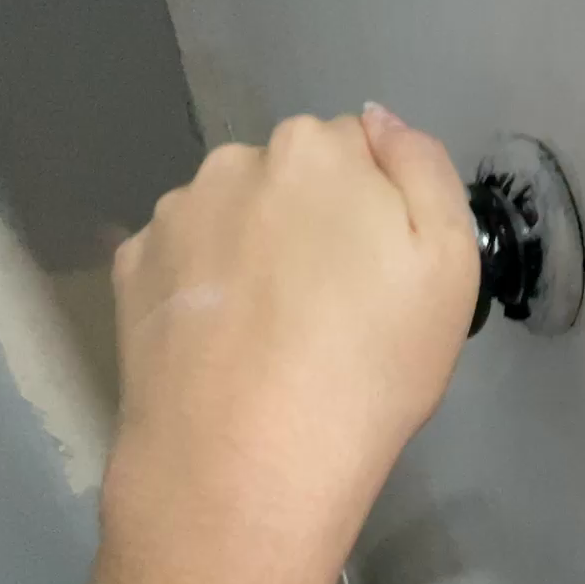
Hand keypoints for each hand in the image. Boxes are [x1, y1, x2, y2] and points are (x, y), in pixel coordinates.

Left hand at [105, 106, 478, 553]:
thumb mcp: (452, 260)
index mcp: (318, 150)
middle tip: (345, 307)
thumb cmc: (376, 360)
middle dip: (325, 222)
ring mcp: (173, 217)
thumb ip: (425, 169)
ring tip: (287, 334)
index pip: (365, 149)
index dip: (387, 210)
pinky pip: (194, 260)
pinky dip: (217, 286)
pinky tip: (236, 345)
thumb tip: (380, 123)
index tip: (391, 273)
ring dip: (267, 250)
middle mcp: (234, 162)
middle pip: (299, 179)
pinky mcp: (132, 274)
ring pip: (242, 217)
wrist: (254, 460)